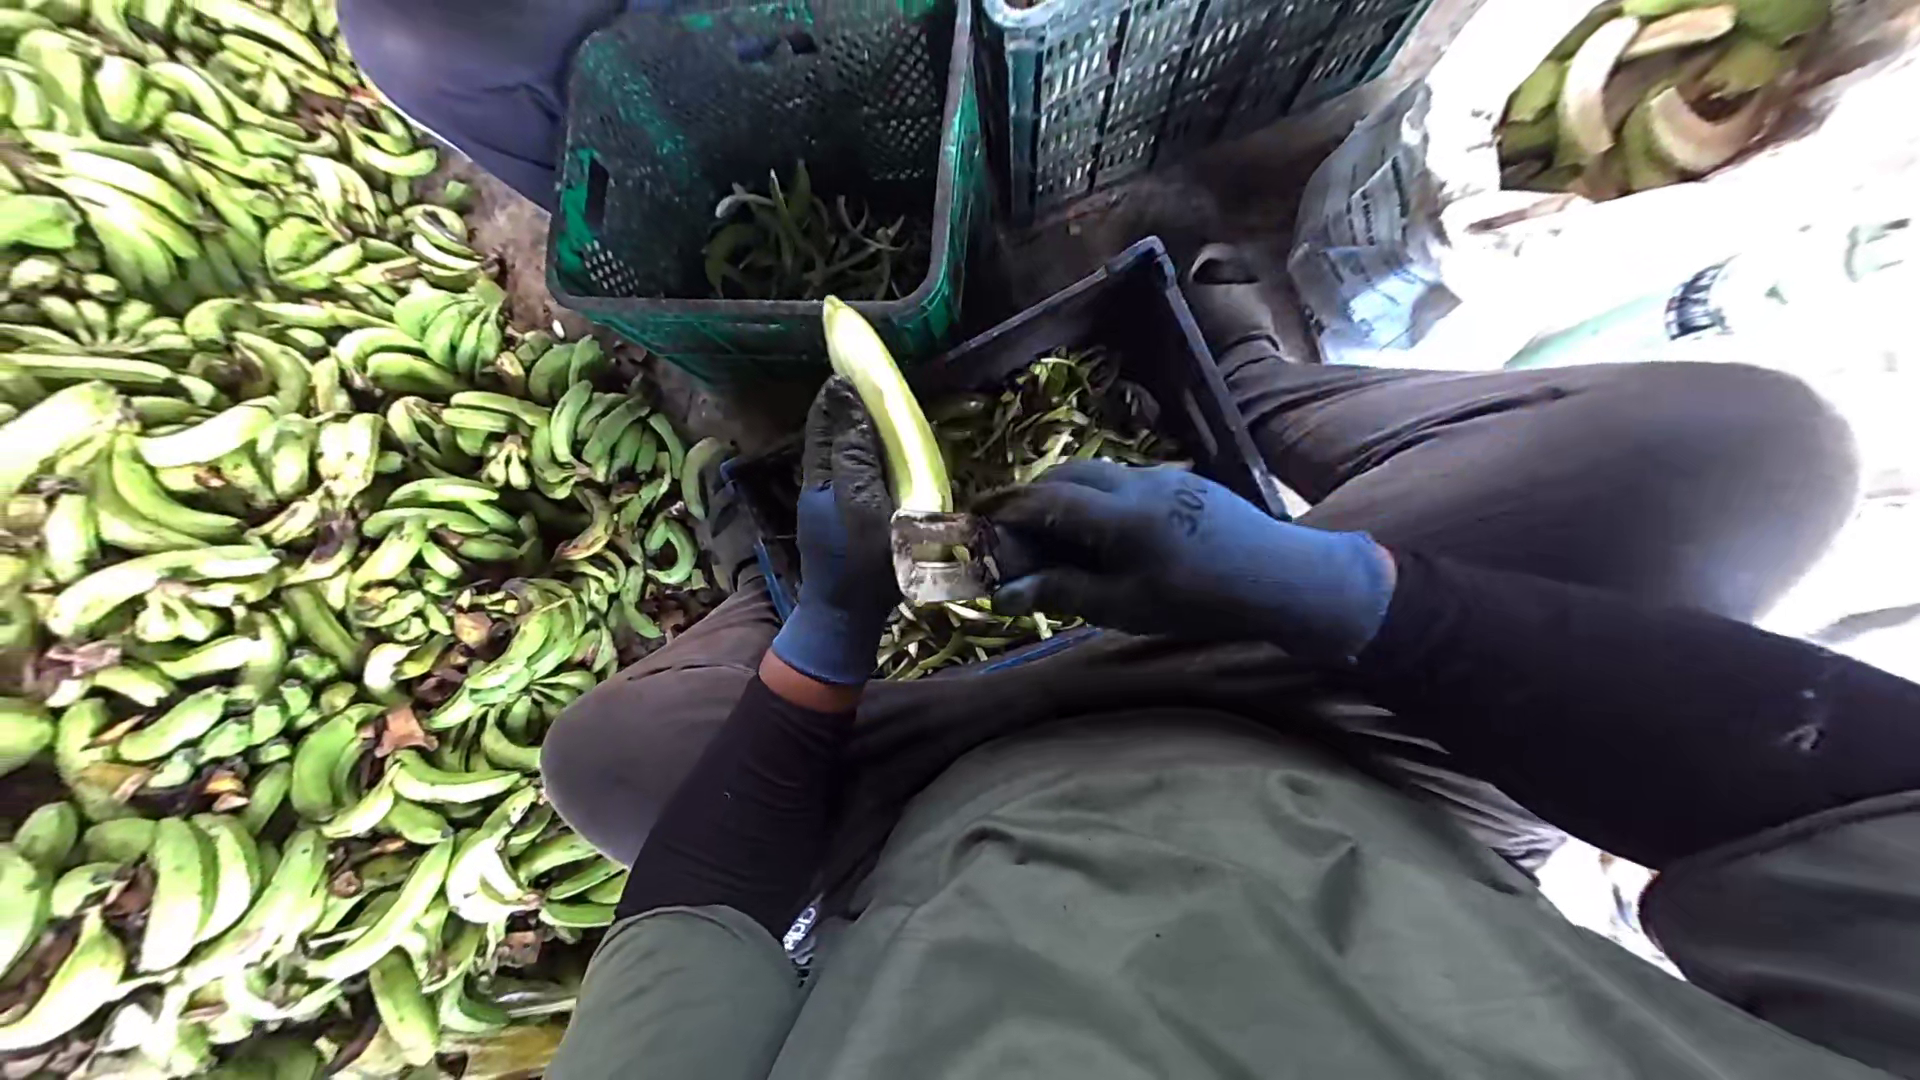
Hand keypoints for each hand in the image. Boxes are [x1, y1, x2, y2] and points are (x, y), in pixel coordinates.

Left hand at [768, 377, 897, 684]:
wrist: (848, 615)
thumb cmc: (861, 559)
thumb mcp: (862, 501)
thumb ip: (855, 451)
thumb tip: (845, 395)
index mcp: (823, 473)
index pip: (826, 418)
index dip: (840, 390)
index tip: (862, 365)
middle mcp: (820, 482)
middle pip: (830, 432)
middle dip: (848, 406)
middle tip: (879, 386)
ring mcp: (828, 501)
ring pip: (839, 451)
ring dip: (857, 429)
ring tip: (885, 414)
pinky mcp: (841, 516)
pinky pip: (849, 473)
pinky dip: (863, 455)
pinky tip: (882, 457)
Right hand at [983, 461, 1395, 658]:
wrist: (1282, 578)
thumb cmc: (1199, 601)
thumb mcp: (1124, 605)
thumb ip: (1063, 590)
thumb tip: (1004, 594)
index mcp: (1119, 517)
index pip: (1046, 500)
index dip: (1008, 507)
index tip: (980, 515)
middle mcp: (1135, 484)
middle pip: (1068, 474)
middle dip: (1035, 494)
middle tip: (1017, 524)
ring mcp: (1162, 475)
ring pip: (1097, 472)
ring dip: (1068, 492)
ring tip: (1061, 528)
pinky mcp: (1182, 479)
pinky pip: (1125, 479)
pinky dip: (1099, 495)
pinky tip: (1109, 530)